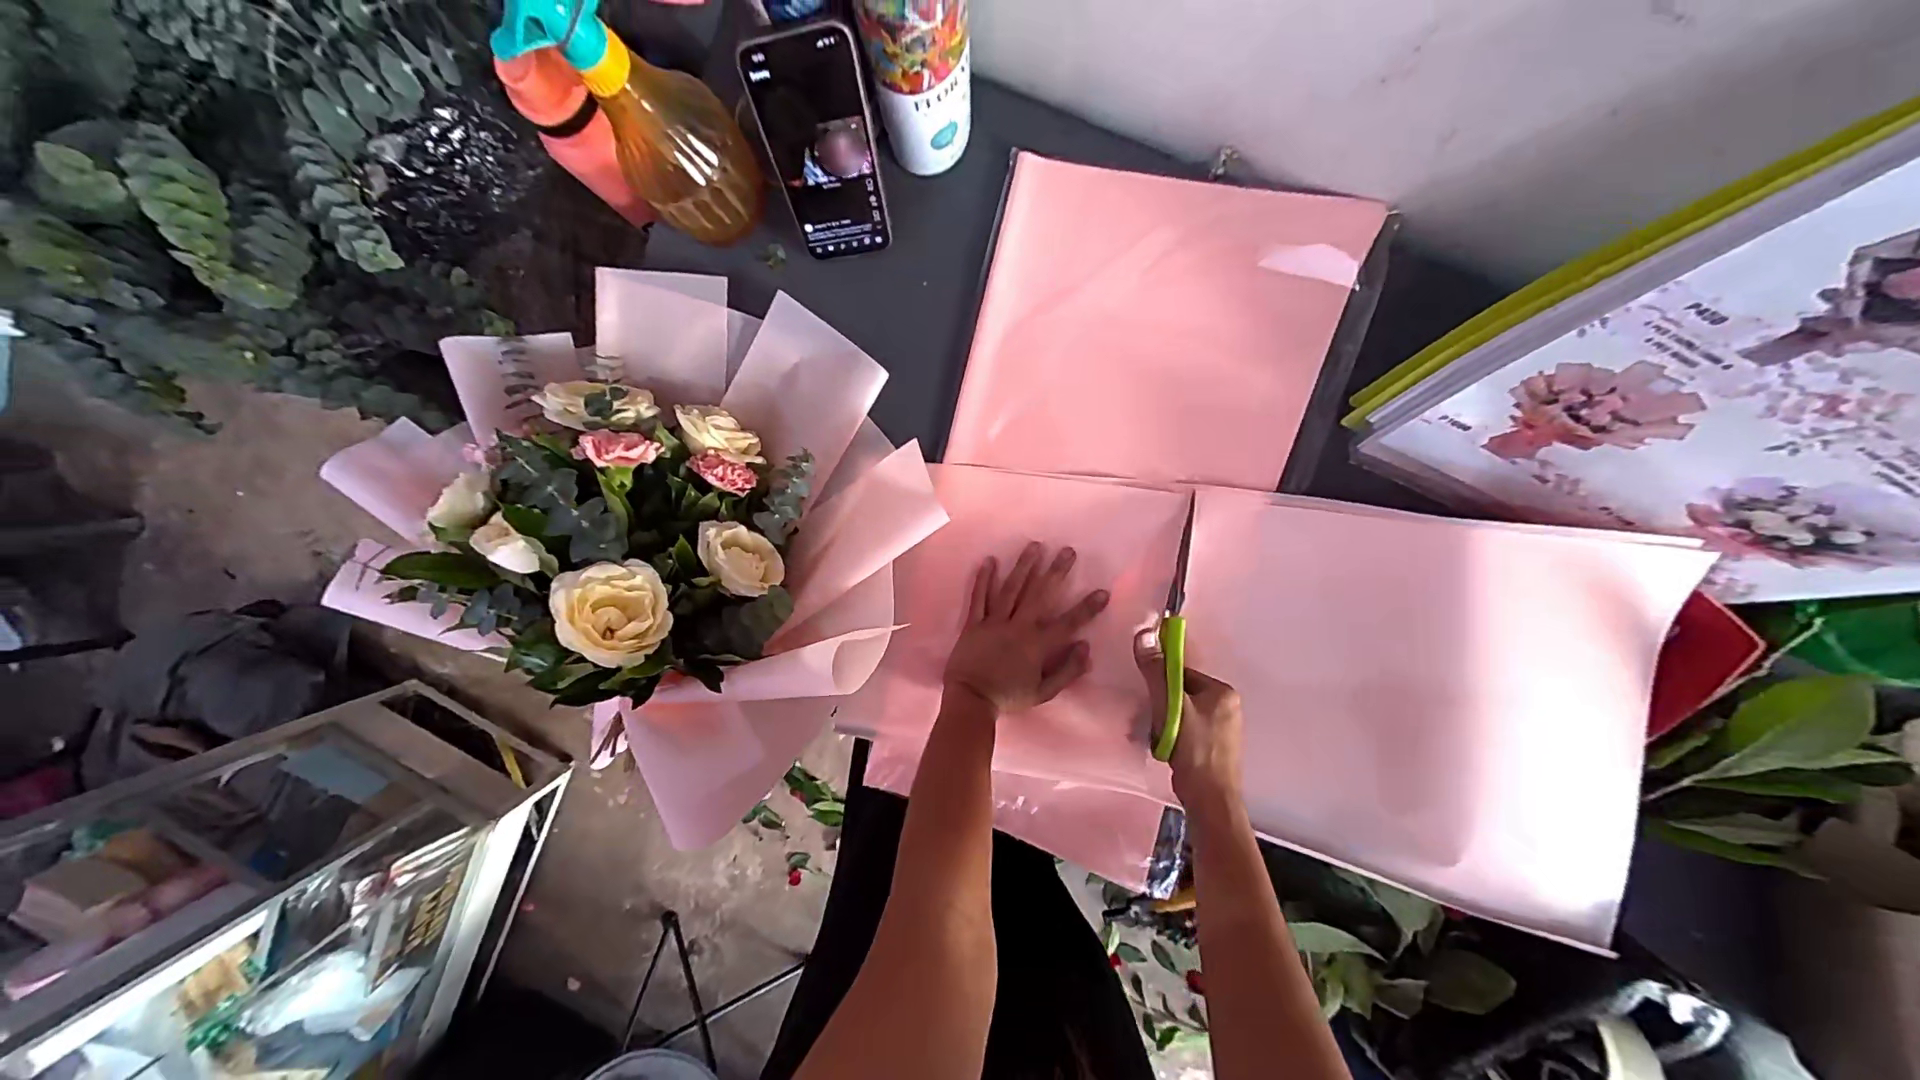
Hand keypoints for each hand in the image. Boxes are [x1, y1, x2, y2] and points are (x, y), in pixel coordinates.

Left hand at [943, 543, 1110, 714]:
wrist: (970, 700)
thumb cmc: (1008, 698)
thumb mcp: (1043, 693)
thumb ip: (1067, 671)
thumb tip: (1086, 648)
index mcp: (1037, 644)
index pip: (1069, 622)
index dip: (1087, 607)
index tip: (1102, 592)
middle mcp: (1018, 627)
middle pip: (1040, 594)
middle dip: (1056, 571)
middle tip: (1068, 551)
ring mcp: (994, 622)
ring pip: (1012, 589)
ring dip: (1024, 566)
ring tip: (1035, 546)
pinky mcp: (974, 623)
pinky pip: (979, 597)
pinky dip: (984, 579)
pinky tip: (990, 561)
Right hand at [1135, 630, 1244, 808]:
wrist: (1210, 799)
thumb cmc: (1194, 749)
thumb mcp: (1171, 706)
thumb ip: (1156, 672)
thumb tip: (1144, 633)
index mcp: (1222, 691)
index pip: (1182, 673)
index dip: (1161, 684)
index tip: (1152, 700)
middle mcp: (1227, 706)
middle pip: (1180, 693)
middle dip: (1162, 706)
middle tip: (1154, 723)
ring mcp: (1223, 728)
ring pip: (1181, 713)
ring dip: (1165, 723)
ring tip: (1159, 739)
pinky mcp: (1215, 747)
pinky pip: (1187, 730)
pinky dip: (1173, 737)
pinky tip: (1167, 750)